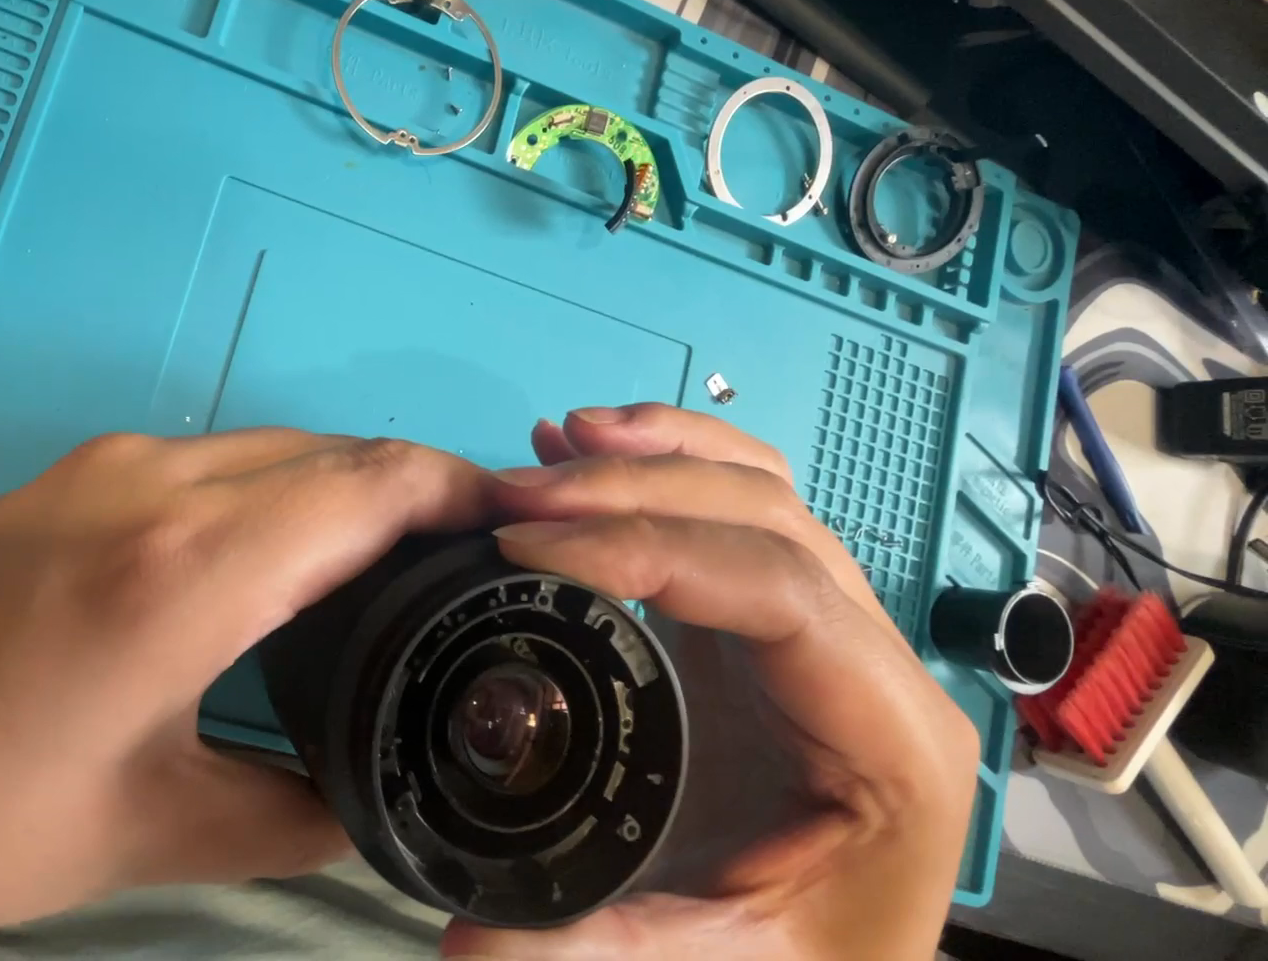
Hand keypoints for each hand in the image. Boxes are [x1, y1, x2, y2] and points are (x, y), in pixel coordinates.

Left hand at [0, 430, 492, 924]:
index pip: (372, 481)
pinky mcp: (76, 476)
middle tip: (464, 561)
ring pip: (275, 448)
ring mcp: (112, 465)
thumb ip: (295, 814)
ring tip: (389, 562)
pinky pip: (218, 461)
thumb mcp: (152, 828)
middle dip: (414, 490)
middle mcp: (161, 481)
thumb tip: (376, 810)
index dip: (460, 488)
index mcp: (194, 563)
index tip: (514, 525)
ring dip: (343, 487)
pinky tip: (287, 554)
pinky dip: (279, 492)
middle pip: (332, 451)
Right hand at [443, 406, 978, 960]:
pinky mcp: (756, 613)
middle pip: (763, 516)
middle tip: (515, 497)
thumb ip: (598, 957)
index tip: (530, 548)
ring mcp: (812, 624)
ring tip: (554, 440)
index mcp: (884, 732)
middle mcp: (862, 655)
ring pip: (754, 487)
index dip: (650, 549)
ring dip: (649, 449)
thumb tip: (464, 943)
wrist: (827, 944)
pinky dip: (657, 457)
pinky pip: (728, 503)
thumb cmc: (799, 948)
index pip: (778, 590)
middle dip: (629, 488)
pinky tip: (583, 446)